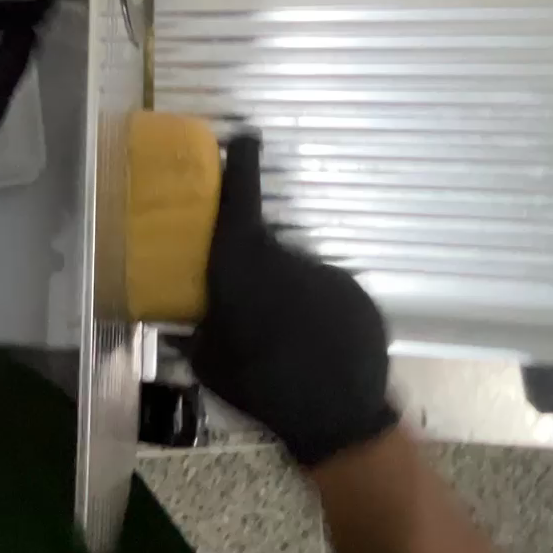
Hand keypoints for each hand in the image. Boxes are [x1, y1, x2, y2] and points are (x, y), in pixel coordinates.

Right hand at [188, 134, 397, 466]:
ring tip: (289, 341)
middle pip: (266, 250)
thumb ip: (198, 328)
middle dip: (258, 275)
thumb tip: (195, 322)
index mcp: (240, 264)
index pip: (239, 200)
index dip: (241, 163)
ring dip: (290, 299)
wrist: (333, 418)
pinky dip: (321, 315)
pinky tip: (319, 348)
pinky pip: (329, 296)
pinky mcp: (358, 294)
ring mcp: (326, 273)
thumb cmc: (254, 384)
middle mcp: (286, 256)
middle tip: (254, 314)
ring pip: (298, 277)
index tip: (244, 134)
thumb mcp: (205, 358)